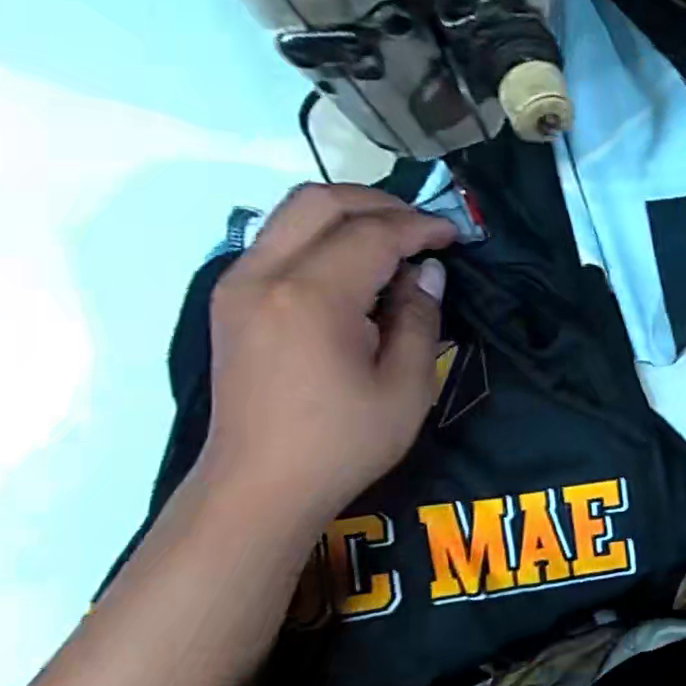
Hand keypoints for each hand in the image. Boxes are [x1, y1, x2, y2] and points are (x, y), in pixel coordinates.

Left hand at [195, 183, 457, 518]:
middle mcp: (265, 275)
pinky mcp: (230, 299)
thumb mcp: (407, 387)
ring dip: (347, 214)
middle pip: (320, 201)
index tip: (455, 236)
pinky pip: (277, 240)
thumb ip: (420, 319)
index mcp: (313, 298)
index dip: (420, 228)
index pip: (373, 235)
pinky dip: (320, 236)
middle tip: (423, 228)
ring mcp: (238, 284)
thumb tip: (427, 274)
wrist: (261, 484)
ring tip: (393, 240)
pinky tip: (352, 267)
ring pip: (291, 213)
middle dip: (380, 204)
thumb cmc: (344, 442)